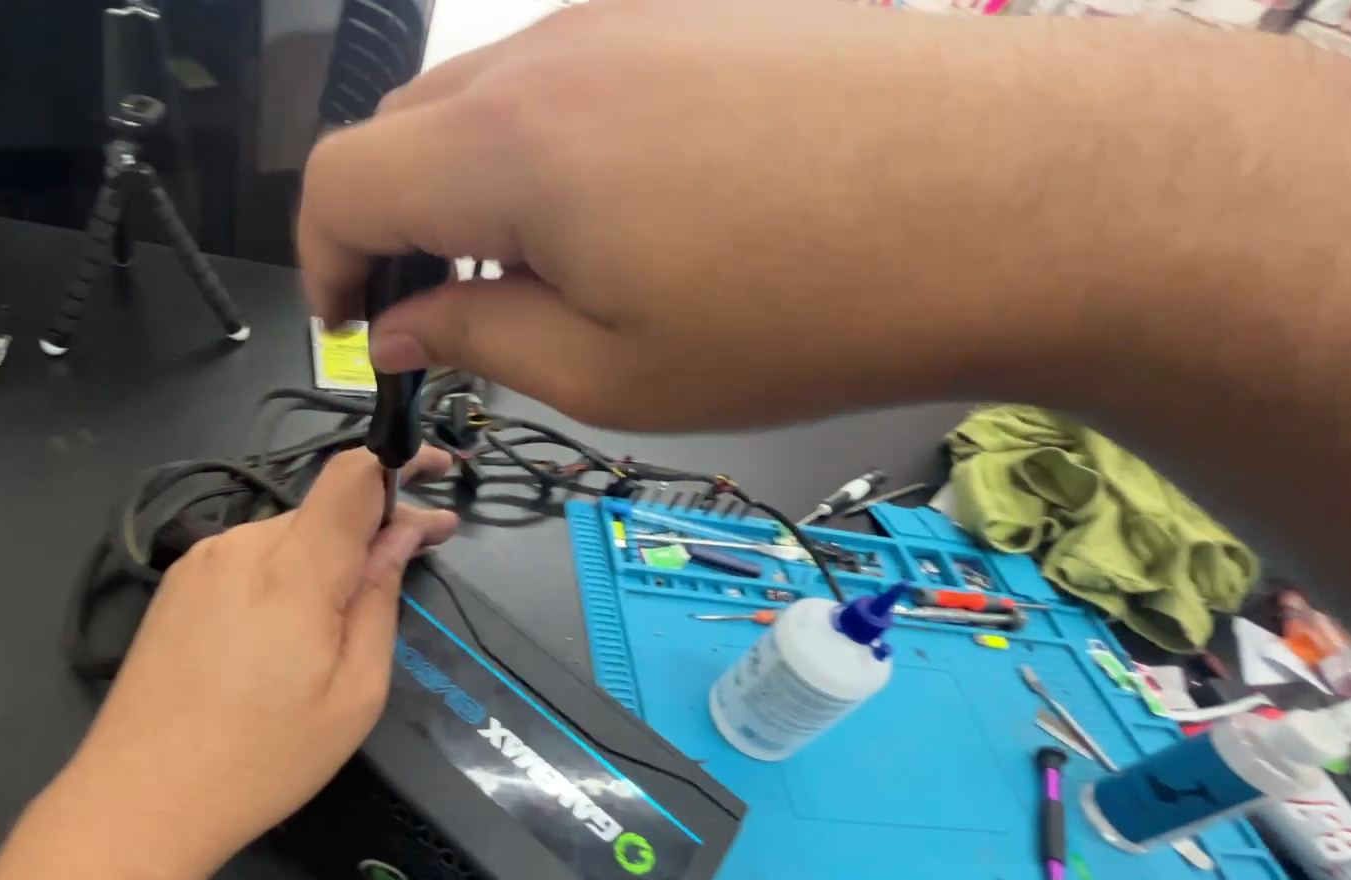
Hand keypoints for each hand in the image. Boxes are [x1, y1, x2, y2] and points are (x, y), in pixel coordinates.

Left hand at [66, 447, 459, 871]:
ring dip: (326, 561)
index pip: (353, 475)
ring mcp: (201, 562)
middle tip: (411, 560)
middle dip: (372, 530)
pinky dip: (285, 578)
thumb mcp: (354, 692)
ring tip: (336, 624)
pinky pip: (251, 560)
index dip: (402, 461)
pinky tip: (283, 634)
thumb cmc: (264, 760)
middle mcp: (241, 546)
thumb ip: (379, 599)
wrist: (141, 800)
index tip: (437, 474)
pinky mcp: (178, 585)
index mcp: (292, 570)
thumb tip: (400, 536)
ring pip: (288, 537)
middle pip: (324, 511)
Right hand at [299, 0, 1350, 429]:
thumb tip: (403, 327)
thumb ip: (474, 340)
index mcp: (509, 148)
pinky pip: (560, 85)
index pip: (338, 182)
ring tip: (523, 282)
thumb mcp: (607, 372)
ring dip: (461, 196)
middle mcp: (549, 56)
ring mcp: (624, 19)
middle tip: (431, 315)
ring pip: (476, 107)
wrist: (1028, 197)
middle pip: (397, 137)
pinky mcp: (688, 18)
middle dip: (385, 233)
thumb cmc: (807, 311)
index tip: (355, 323)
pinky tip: (598, 223)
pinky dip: (534, 158)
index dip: (322, 263)